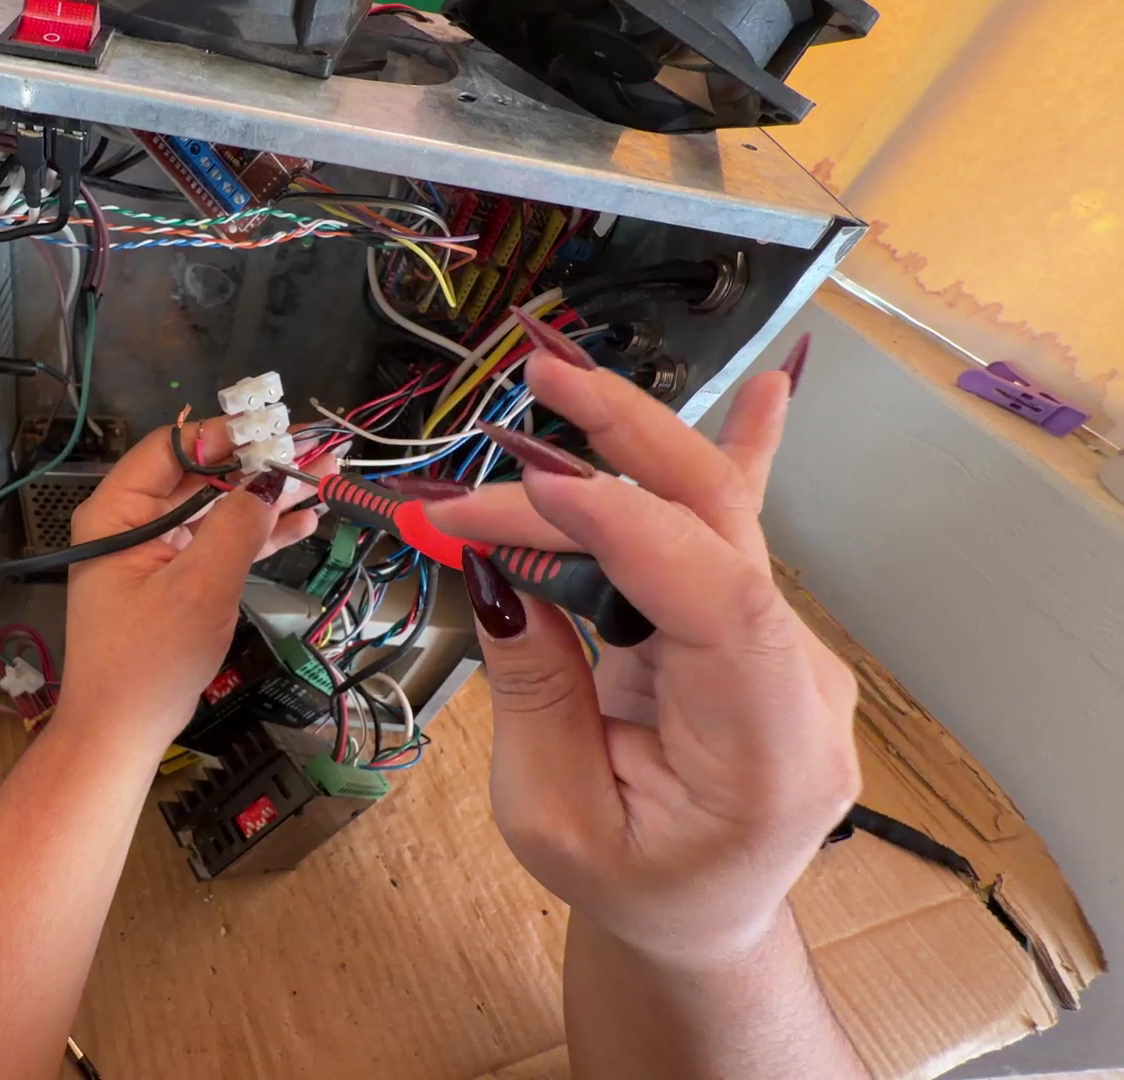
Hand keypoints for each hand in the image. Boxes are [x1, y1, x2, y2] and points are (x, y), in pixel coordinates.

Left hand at [58, 420, 321, 745]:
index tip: (275, 429)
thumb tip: (271, 482)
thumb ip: (236, 527)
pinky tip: (300, 524)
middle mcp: (133, 523)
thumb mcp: (199, 588)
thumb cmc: (150, 659)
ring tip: (321, 481)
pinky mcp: (176, 580)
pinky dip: (256, 537)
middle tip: (314, 452)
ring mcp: (156, 553)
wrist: (122, 731)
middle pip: (200, 477)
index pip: (171, 450)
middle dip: (257, 466)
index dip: (223, 435)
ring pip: (216, 511)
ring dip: (265, 501)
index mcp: (118, 513)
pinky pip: (218, 545)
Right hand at [426, 337, 860, 966]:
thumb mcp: (548, 811)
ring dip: (623, 444)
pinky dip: (738, 453)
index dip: (622, 526)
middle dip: (614, 450)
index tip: (527, 488)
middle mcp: (790, 675)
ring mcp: (774, 643)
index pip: (712, 600)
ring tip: (556, 379)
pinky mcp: (738, 626)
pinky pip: (730, 531)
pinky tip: (768, 389)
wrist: (695, 905)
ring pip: (705, 515)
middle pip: (712, 527)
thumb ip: (531, 692)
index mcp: (760, 746)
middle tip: (529, 393)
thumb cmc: (625, 878)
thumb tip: (495, 573)